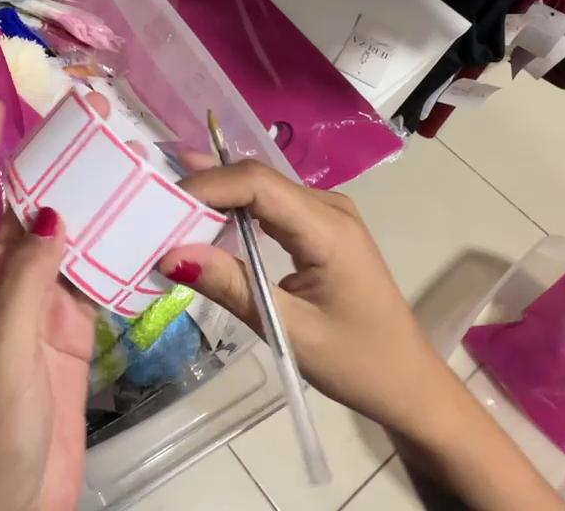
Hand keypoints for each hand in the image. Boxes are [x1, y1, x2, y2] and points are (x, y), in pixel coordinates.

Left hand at [0, 97, 96, 510]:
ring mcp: (37, 305)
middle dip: (41, 165)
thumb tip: (52, 216)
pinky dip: (108, 252)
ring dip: (82, 203)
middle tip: (77, 121)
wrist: (15, 504)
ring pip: (61, 239)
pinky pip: (89, 278)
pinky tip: (132, 224)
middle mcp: (1, 282)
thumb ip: (25, 282)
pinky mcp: (70, 330)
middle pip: (21, 210)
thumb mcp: (1, 349)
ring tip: (114, 160)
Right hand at [157, 160, 452, 436]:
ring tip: (167, 208)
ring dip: (214, 195)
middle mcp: (328, 206)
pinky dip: (233, 208)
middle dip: (203, 186)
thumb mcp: (289, 330)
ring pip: (258, 186)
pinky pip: (268, 203)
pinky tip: (203, 218)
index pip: (256, 183)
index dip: (206, 185)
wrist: (412, 386)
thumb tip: (169, 255)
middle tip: (152, 203)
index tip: (160, 204)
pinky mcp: (318, 225)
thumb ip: (230, 286)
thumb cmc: (357, 363)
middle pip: (255, 178)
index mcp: (328, 228)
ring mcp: (325, 212)